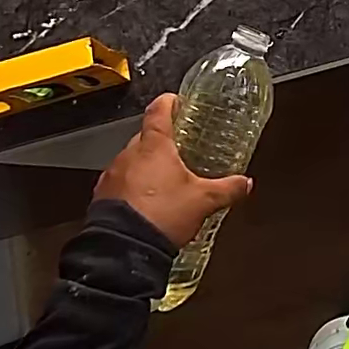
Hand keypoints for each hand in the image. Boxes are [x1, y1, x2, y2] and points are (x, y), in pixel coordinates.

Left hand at [94, 93, 251, 245]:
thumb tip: (246, 183)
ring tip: (166, 177)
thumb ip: (228, 188)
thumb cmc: (163, 214)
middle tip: (180, 147)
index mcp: (154, 147)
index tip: (175, 100)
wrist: (124, 248)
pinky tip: (149, 199)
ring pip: (131, 160)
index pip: (158, 113)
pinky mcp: (102, 196)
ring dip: (146, 164)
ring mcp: (112, 175)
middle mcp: (129, 156)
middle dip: (161, 140)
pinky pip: (121, 182)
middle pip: (145, 137)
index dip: (168, 103)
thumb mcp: (205, 200)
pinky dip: (134, 185)